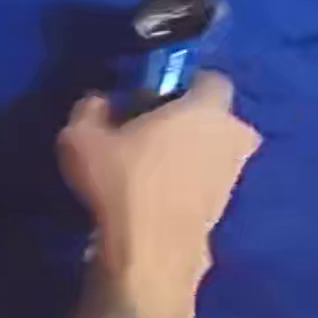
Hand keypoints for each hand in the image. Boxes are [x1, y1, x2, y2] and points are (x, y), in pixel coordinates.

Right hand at [59, 72, 260, 288]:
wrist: (151, 239)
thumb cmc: (118, 177)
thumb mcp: (79, 137)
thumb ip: (90, 109)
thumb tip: (100, 98)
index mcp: (205, 108)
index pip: (208, 78)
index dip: (178, 82)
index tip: (145, 94)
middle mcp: (234, 130)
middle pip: (208, 113)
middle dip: (178, 117)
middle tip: (137, 129)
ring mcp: (238, 165)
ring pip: (208, 142)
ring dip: (182, 145)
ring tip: (140, 161)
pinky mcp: (229, 193)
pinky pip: (206, 168)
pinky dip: (183, 170)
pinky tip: (150, 183)